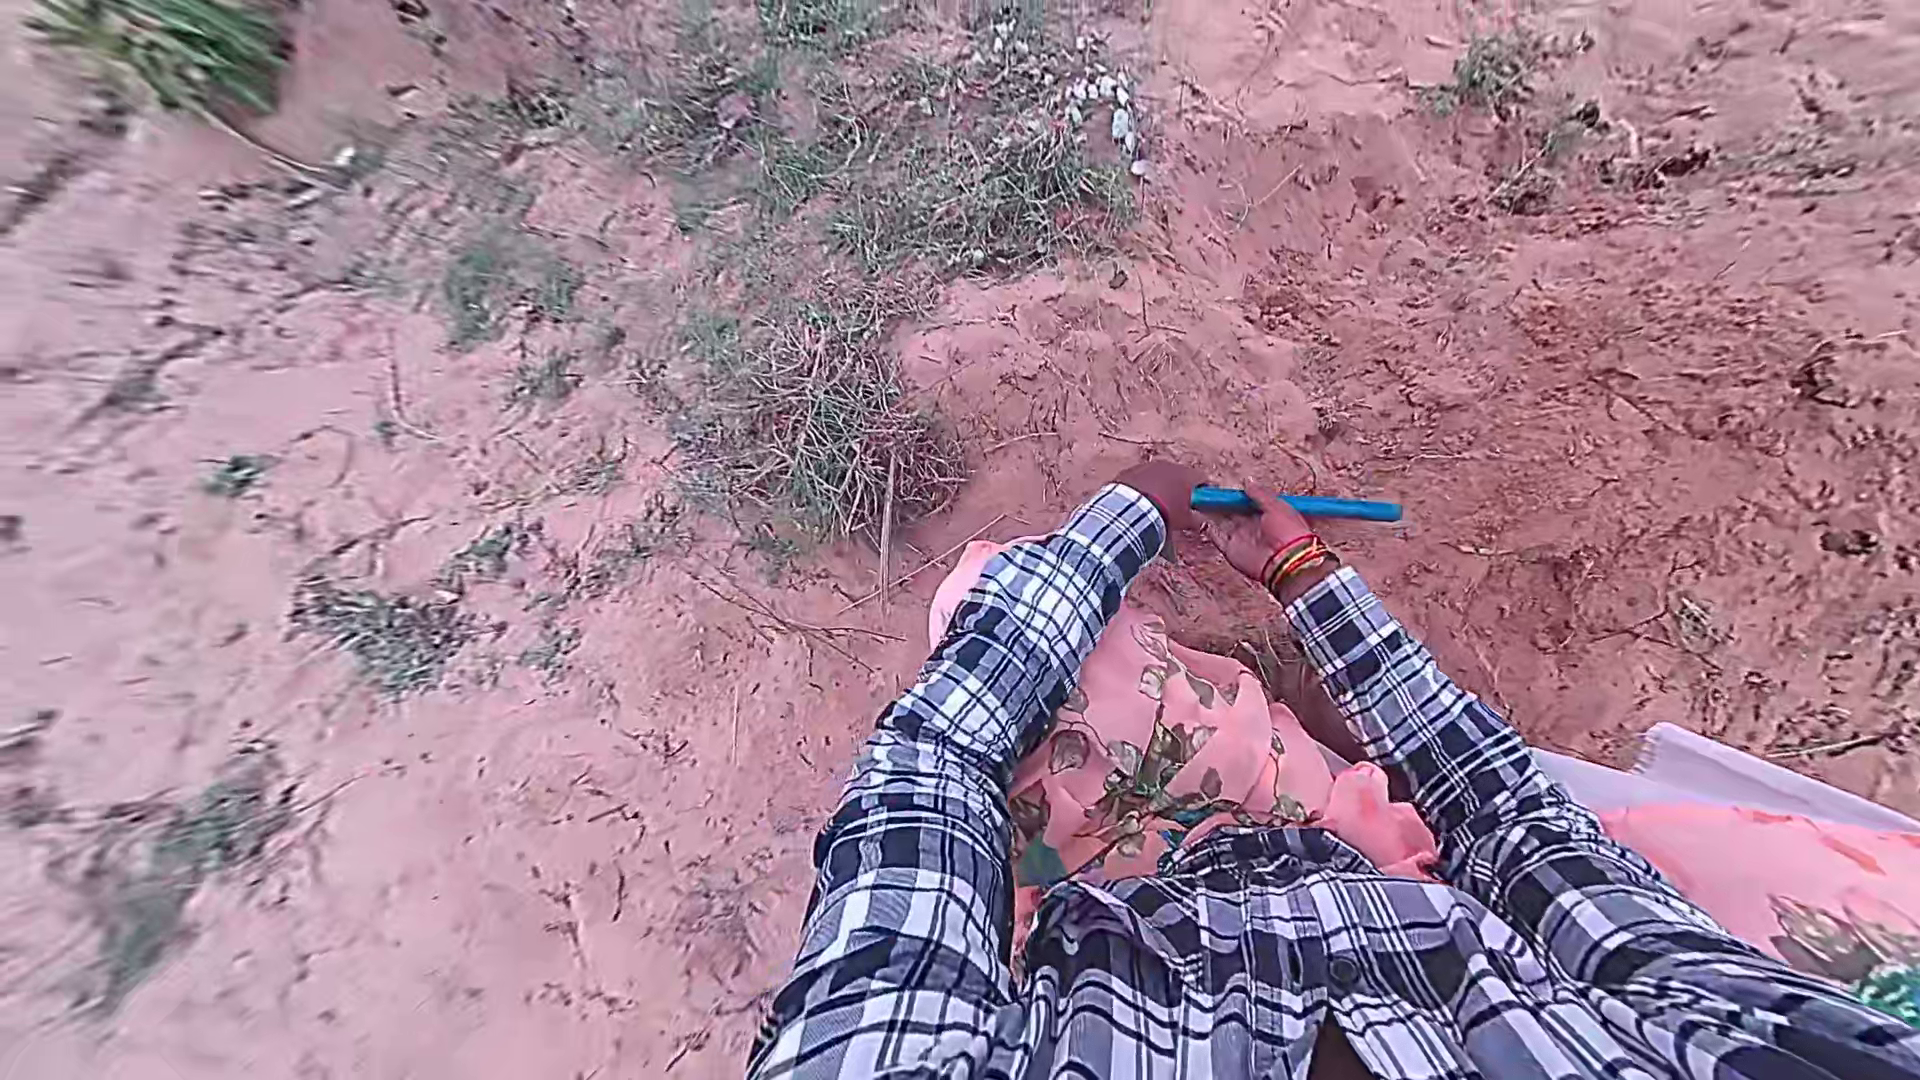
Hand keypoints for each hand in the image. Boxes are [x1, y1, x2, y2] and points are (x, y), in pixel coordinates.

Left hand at [1112, 460, 1203, 531]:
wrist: (1131, 510)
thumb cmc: (1164, 514)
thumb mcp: (1184, 520)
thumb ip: (1195, 519)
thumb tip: (1200, 521)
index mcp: (1186, 475)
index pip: (1202, 478)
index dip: (1203, 491)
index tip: (1200, 502)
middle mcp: (1168, 466)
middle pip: (1179, 475)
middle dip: (1179, 488)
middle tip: (1177, 505)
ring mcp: (1147, 467)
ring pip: (1157, 475)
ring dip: (1158, 486)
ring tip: (1154, 504)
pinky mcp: (1129, 471)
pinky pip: (1139, 478)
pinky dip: (1140, 487)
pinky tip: (1138, 500)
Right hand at [1198, 484, 1316, 583]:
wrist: (1284, 560)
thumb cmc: (1289, 533)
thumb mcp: (1277, 506)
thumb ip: (1260, 494)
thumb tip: (1248, 483)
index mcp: (1268, 515)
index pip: (1249, 502)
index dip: (1238, 495)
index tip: (1226, 487)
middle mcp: (1253, 527)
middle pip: (1234, 512)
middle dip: (1222, 503)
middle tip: (1209, 492)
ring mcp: (1241, 538)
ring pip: (1223, 522)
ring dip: (1212, 513)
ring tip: (1200, 501)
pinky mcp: (1231, 549)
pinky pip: (1215, 537)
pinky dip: (1207, 528)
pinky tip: (1199, 517)